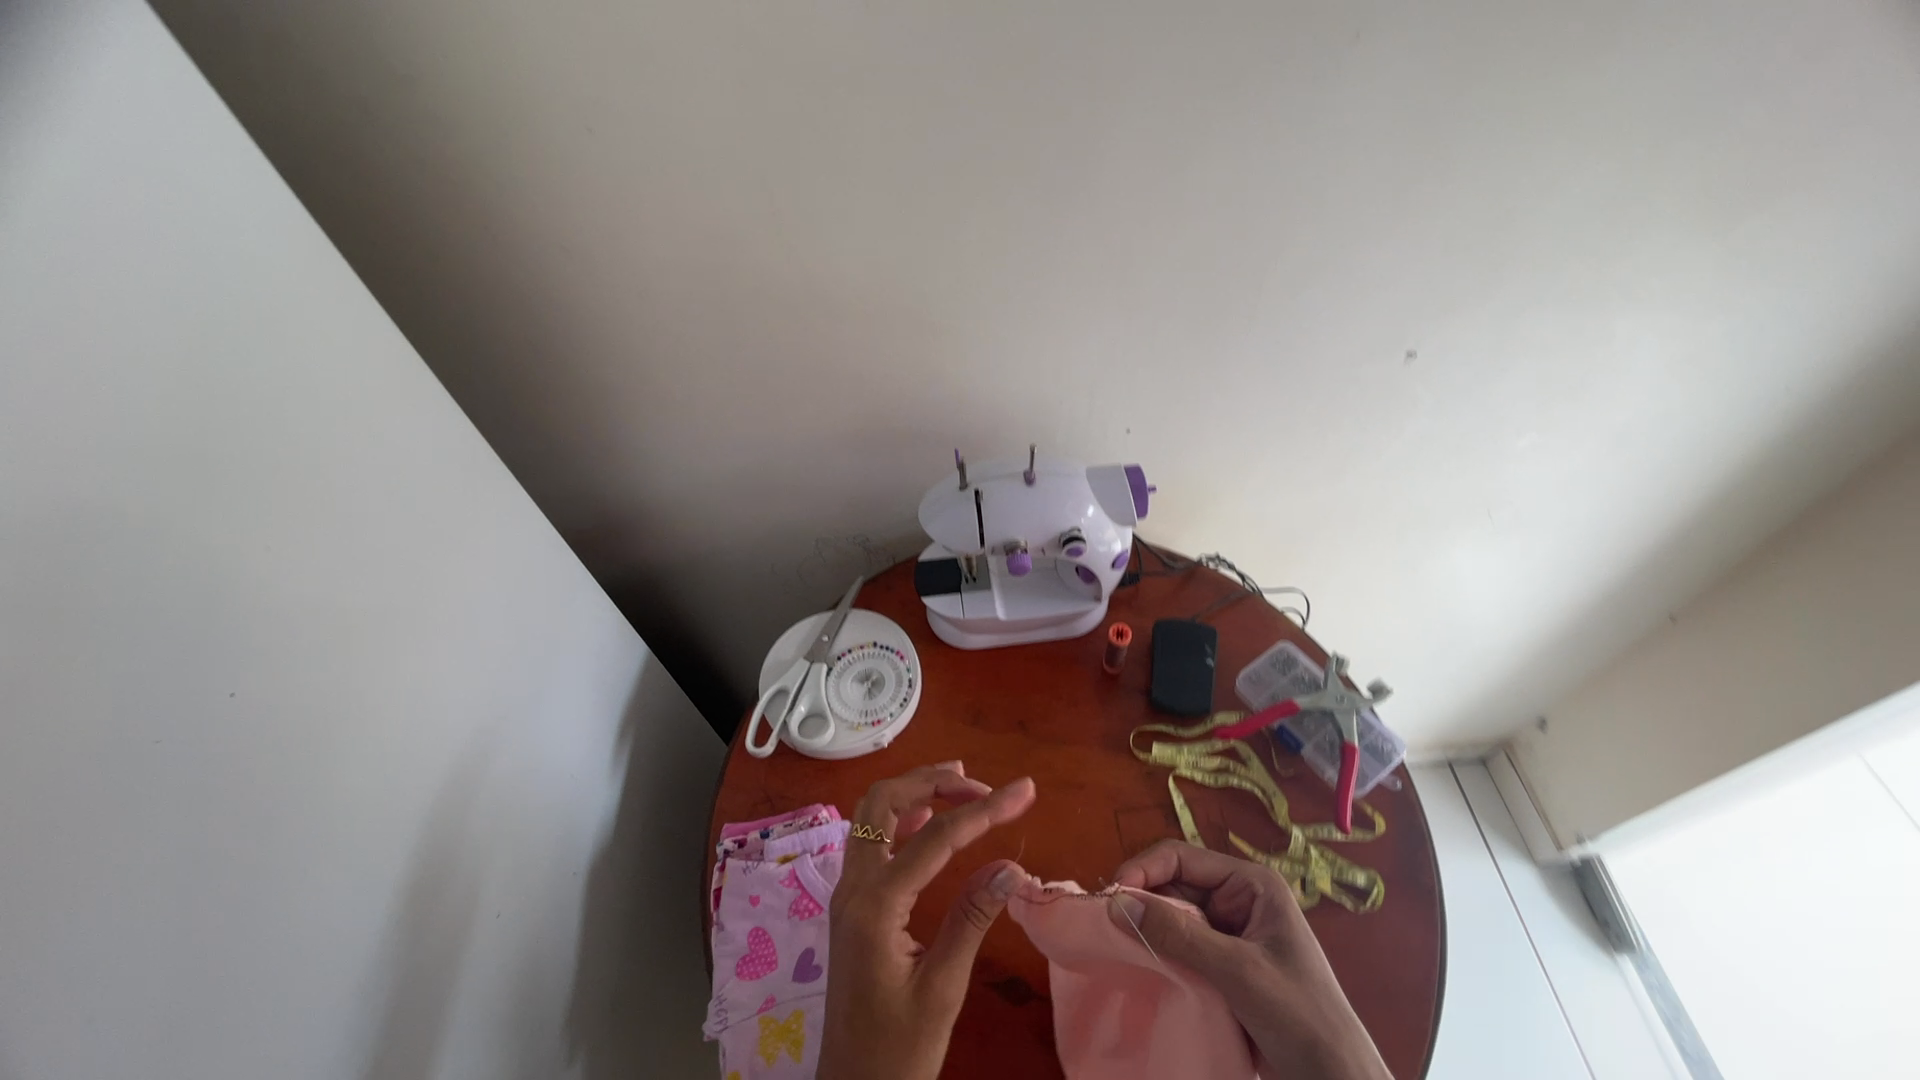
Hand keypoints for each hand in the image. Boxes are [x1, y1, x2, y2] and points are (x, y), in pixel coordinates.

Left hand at [817, 763, 1035, 1079]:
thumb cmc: (897, 1051)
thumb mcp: (943, 988)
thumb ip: (972, 918)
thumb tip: (1011, 866)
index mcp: (875, 905)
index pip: (935, 838)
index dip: (984, 809)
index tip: (1025, 790)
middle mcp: (852, 887)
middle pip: (884, 802)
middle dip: (934, 781)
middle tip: (982, 784)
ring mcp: (846, 893)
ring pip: (870, 814)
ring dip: (913, 791)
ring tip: (960, 785)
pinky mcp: (851, 904)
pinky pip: (869, 839)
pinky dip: (900, 816)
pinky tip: (927, 821)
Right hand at [1111, 840, 1389, 1079]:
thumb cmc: (1298, 1014)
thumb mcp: (1237, 971)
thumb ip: (1178, 935)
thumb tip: (1116, 903)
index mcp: (1250, 883)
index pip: (1183, 858)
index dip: (1143, 870)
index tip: (1111, 897)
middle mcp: (1238, 900)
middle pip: (1174, 886)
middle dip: (1142, 902)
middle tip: (1106, 927)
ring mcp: (1230, 934)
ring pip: (1173, 918)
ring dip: (1148, 931)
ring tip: (1117, 947)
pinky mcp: (1222, 966)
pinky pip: (1179, 948)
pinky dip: (1158, 955)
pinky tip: (1140, 967)